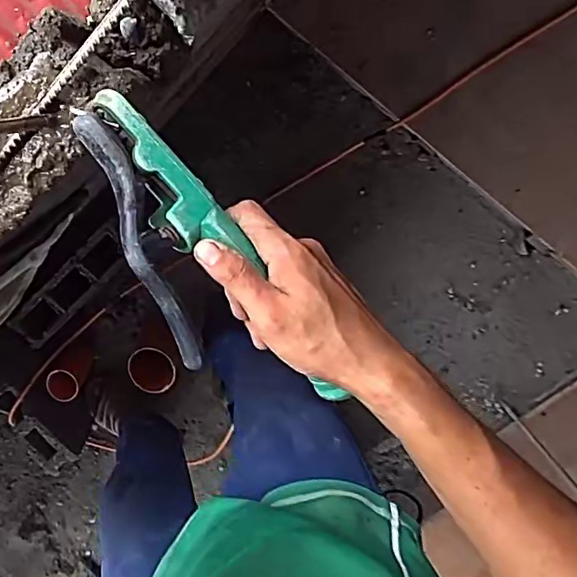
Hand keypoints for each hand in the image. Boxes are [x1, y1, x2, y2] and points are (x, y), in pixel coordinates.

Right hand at [193, 201, 416, 398]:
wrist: (370, 363)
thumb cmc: (326, 342)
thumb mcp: (266, 311)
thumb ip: (234, 275)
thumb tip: (207, 248)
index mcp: (286, 251)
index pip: (243, 213)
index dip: (218, 228)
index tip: (206, 250)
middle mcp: (302, 250)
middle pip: (251, 244)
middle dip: (238, 275)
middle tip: (243, 307)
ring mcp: (313, 265)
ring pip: (267, 266)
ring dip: (256, 294)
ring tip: (265, 326)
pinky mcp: (320, 280)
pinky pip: (285, 279)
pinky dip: (275, 300)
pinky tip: (280, 326)